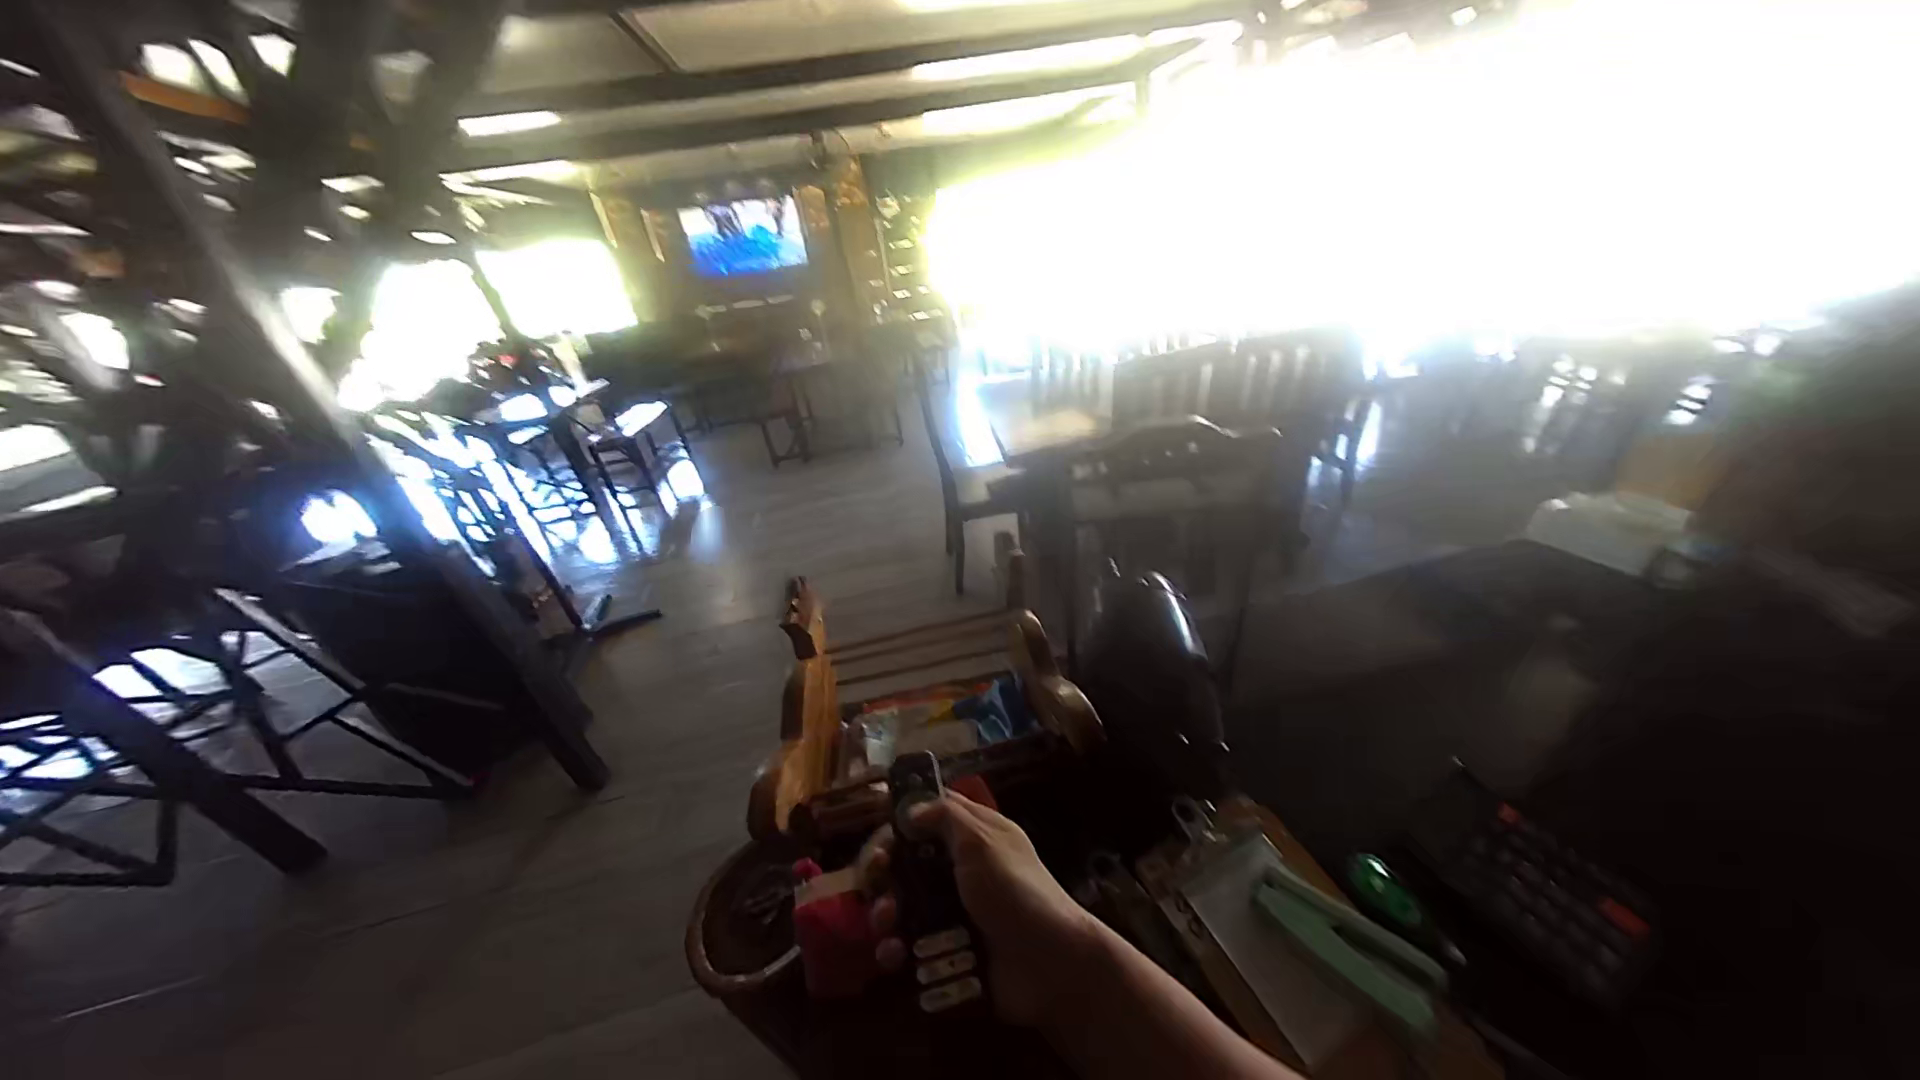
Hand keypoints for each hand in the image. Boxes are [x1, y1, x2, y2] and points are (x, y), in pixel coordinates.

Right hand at [860, 791, 1102, 1026]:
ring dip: (885, 912)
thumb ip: (945, 816)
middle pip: (907, 860)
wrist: (1050, 964)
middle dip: (884, 869)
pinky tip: (893, 955)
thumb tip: (911, 809)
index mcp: (973, 835)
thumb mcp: (982, 841)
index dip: (902, 818)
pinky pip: (910, 946)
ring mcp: (953, 911)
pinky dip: (895, 950)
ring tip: (887, 923)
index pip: (930, 813)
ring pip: (903, 904)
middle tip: (875, 878)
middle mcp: (960, 868)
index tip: (883, 831)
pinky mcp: (947, 950)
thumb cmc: (1014, 890)